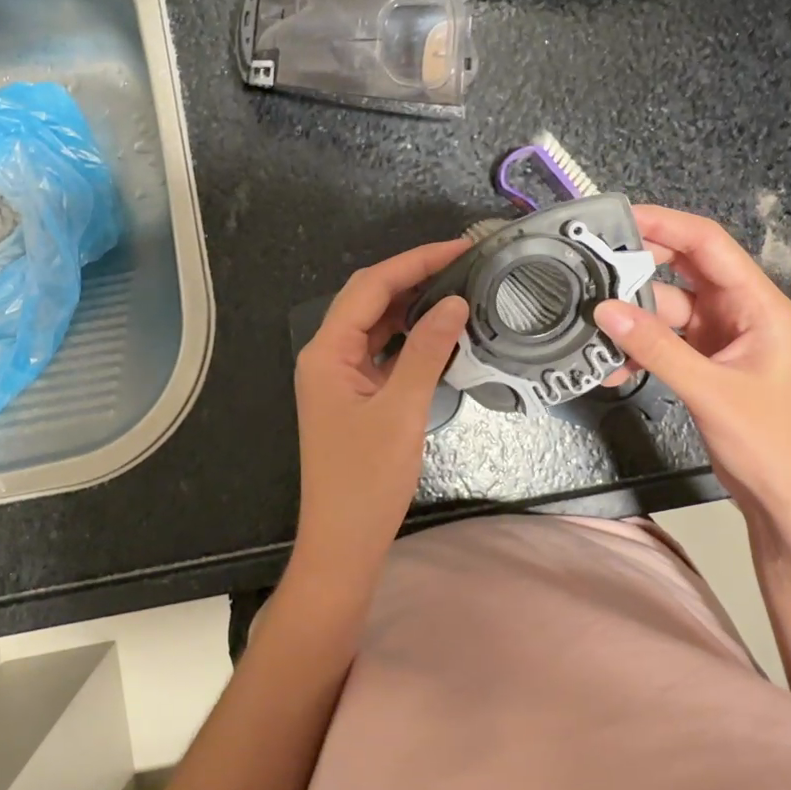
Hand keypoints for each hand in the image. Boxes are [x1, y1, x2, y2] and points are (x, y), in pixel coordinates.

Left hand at [291, 240, 470, 574]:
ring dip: (412, 305)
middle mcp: (326, 355)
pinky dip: (409, 338)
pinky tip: (440, 332)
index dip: (414, 261)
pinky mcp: (353, 396)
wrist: (343, 541)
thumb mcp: (401, 410)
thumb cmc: (367, 479)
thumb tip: (454, 303)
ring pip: (376, 325)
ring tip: (458, 288)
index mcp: (326, 351)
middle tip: (464, 263)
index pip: (370, 287)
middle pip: (369, 299)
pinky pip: (381, 352)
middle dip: (413, 276)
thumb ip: (427, 352)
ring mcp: (338, 376)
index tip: (459, 248)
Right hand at [591, 205, 790, 507]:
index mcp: (758, 305)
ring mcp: (718, 338)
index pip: (708, 245)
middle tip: (589, 264)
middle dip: (637, 267)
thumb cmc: (770, 442)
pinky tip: (609, 367)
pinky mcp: (702, 363)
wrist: (788, 501)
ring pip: (664, 310)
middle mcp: (737, 312)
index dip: (665, 224)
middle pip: (681, 271)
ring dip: (630, 318)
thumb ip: (656, 348)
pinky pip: (660, 342)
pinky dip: (635, 350)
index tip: (618, 218)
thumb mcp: (711, 390)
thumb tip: (604, 310)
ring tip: (590, 325)